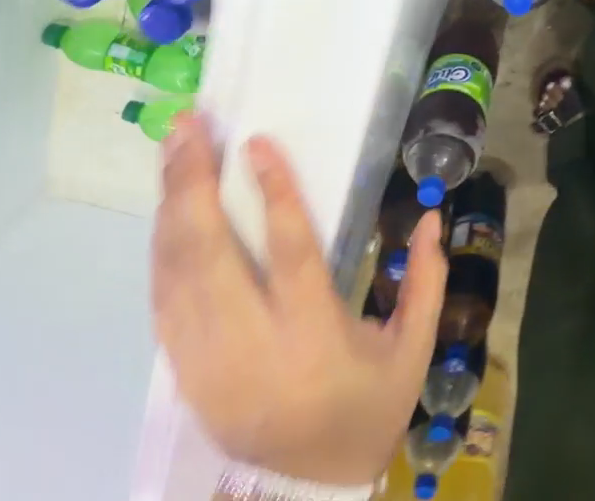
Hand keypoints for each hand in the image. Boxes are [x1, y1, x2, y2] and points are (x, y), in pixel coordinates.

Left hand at [153, 114, 445, 484]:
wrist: (308, 490)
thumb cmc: (369, 410)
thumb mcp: (412, 351)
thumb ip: (424, 282)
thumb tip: (432, 218)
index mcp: (314, 339)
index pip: (289, 252)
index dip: (274, 193)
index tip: (256, 143)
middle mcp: (252, 348)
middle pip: (211, 255)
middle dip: (194, 184)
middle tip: (189, 129)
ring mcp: (207, 364)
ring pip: (176, 274)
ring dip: (170, 207)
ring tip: (171, 151)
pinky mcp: (184, 375)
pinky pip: (163, 303)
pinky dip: (162, 251)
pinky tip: (167, 211)